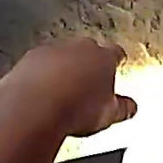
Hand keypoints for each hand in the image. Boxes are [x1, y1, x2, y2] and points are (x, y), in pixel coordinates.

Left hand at [0, 39, 136, 138]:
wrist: (34, 107)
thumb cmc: (74, 109)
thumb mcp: (108, 115)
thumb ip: (122, 108)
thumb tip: (131, 107)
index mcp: (103, 57)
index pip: (116, 53)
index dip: (117, 59)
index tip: (118, 63)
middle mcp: (80, 47)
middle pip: (88, 50)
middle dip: (89, 64)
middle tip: (88, 84)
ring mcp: (54, 49)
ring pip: (63, 55)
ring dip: (64, 68)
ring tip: (63, 92)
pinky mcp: (31, 57)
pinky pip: (41, 63)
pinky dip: (42, 73)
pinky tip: (41, 92)